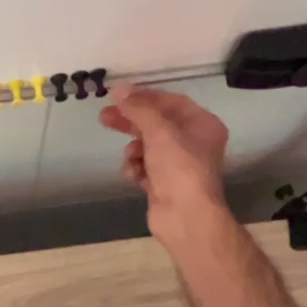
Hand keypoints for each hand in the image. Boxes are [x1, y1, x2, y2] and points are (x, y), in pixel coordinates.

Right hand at [100, 84, 231, 241]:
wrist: (185, 217)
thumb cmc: (179, 169)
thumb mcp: (159, 132)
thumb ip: (138, 108)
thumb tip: (118, 88)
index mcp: (202, 124)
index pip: (170, 102)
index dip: (144, 98)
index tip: (119, 97)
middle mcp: (193, 143)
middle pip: (156, 124)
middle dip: (131, 123)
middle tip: (104, 117)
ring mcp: (178, 166)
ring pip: (147, 148)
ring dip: (133, 151)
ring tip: (129, 158)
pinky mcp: (164, 185)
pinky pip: (145, 169)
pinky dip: (136, 170)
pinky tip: (134, 176)